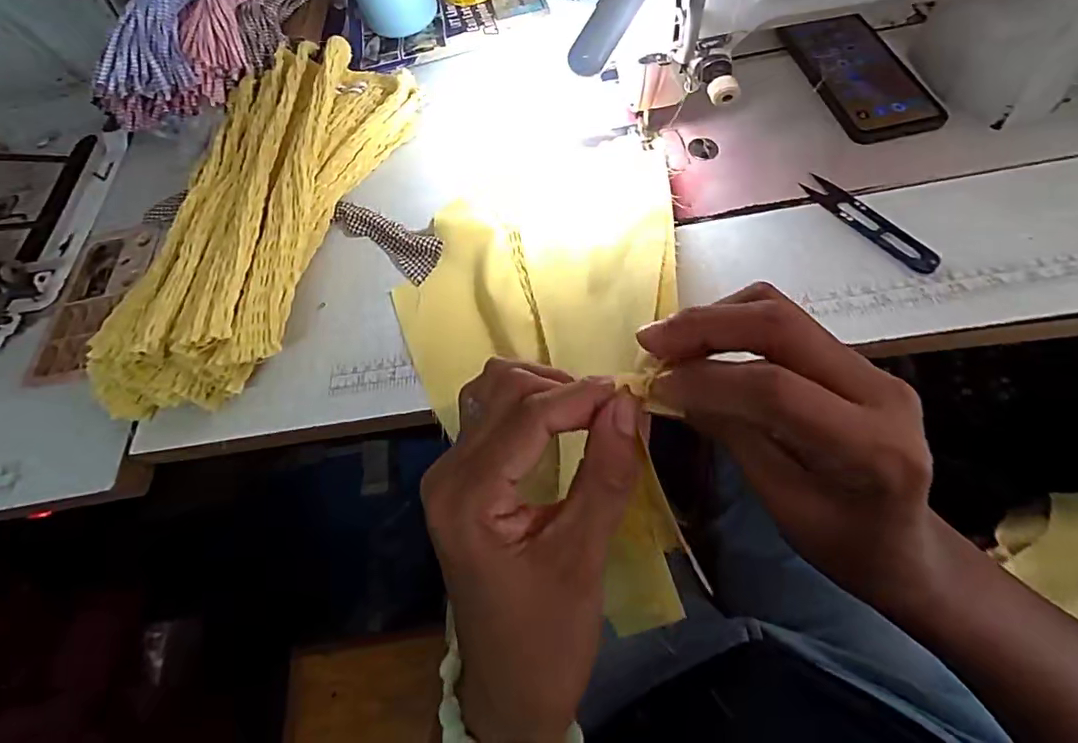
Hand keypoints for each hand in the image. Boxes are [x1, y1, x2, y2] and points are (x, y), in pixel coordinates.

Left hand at [421, 359, 643, 742]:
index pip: (526, 417)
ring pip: (493, 391)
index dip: (581, 396)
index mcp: (467, 498)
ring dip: (544, 388)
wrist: (508, 690)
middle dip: (563, 388)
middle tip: (614, 409)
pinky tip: (564, 420)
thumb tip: (628, 404)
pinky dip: (532, 403)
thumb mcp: (583, 559)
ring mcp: (449, 473)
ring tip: (590, 411)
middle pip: (503, 390)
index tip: (630, 392)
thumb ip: (606, 475)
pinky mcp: (462, 476)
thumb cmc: (547, 638)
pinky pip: (493, 413)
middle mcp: (447, 473)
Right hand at [639, 283, 938, 610]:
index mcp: (871, 447)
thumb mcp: (783, 506)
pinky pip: (788, 323)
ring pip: (783, 311)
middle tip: (652, 340)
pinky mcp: (855, 358)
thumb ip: (734, 436)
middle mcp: (880, 390)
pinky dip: (737, 324)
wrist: (908, 545)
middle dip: (707, 324)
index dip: (707, 379)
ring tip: (672, 340)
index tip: (657, 384)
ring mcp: (872, 367)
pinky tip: (706, 343)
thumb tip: (672, 386)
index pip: (777, 389)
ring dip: (718, 317)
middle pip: (781, 325)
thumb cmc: (846, 547)